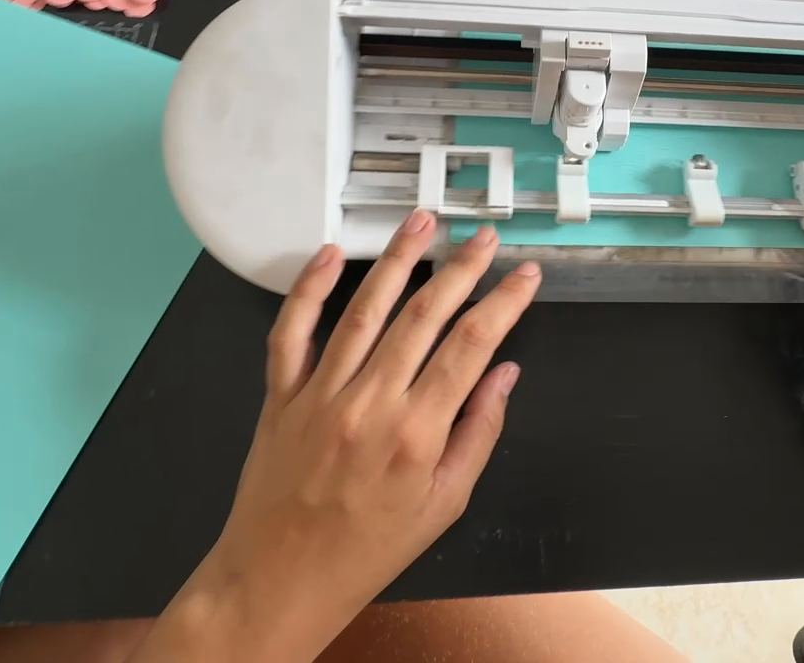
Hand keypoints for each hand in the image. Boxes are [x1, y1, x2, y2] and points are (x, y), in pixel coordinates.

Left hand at [167, 211, 538, 662]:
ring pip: (365, 308)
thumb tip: (506, 373)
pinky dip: (308, 289)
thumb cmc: (368, 549)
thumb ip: (480, 433)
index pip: (472, 346)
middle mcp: (369, 404)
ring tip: (423, 221)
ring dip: (398, 258)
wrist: (278, 582)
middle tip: (484, 238)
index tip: (525, 275)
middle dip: (462, 268)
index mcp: (416, 434)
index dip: (505, 302)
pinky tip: (330, 254)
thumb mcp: (444, 504)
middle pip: (424, 315)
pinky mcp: (281, 394)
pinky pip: (291, 331)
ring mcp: (320, 394)